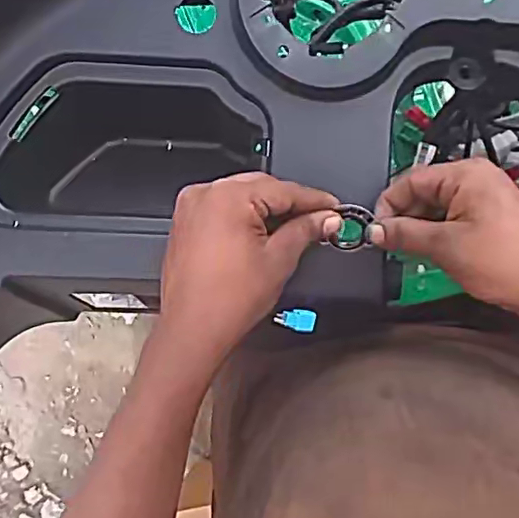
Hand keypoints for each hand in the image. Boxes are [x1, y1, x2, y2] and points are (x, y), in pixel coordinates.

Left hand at [157, 173, 339, 362]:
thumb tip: (324, 219)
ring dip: (269, 208)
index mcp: (227, 198)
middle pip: (262, 188)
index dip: (315, 200)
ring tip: (295, 229)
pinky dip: (245, 216)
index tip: (332, 208)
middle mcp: (205, 196)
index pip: (283, 189)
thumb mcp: (278, 260)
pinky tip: (264, 233)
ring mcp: (191, 209)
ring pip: (242, 196)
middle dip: (292, 203)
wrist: (193, 330)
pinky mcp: (186, 224)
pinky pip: (222, 208)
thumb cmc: (224, 302)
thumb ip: (305, 230)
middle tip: (319, 220)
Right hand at [370, 159, 518, 315]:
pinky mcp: (490, 213)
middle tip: (391, 241)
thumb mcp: (443, 246)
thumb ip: (404, 234)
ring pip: (437, 205)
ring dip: (421, 227)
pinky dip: (438, 231)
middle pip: (424, 190)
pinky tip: (432, 250)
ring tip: (412, 250)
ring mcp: (486, 194)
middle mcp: (479, 178)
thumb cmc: (510, 263)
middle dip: (405, 218)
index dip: (389, 205)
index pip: (411, 179)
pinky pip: (453, 214)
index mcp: (468, 174)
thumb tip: (379, 229)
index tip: (378, 227)